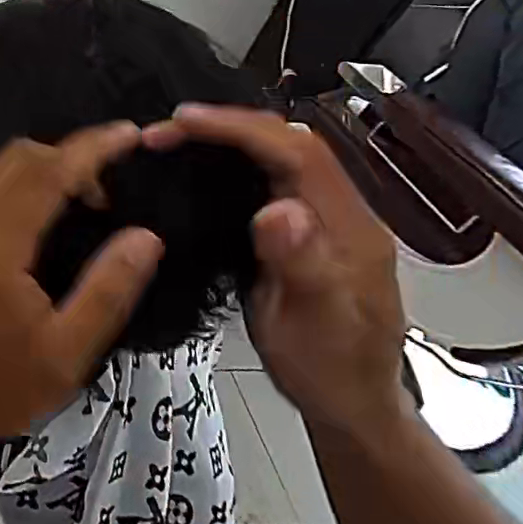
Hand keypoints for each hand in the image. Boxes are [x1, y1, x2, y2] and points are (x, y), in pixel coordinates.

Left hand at [0, 123, 163, 454]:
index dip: (93, 147)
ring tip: (80, 199)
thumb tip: (147, 235)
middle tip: (107, 192)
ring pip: (1, 160)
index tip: (130, 134)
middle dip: (72, 156)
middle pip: (24, 154)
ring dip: (45, 165)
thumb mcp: (66, 353)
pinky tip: (38, 206)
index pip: (49, 171)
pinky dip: (18, 176)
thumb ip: (108, 291)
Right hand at [144, 107, 408, 436]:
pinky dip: (234, 159)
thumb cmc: (333, 371)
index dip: (242, 129)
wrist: (353, 402)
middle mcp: (341, 210)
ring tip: (178, 138)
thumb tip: (278, 210)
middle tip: (169, 129)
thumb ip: (303, 267)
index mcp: (351, 228)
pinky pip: (270, 175)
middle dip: (229, 125)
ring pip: (278, 153)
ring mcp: (324, 215)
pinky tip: (205, 164)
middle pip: (288, 142)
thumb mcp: (316, 328)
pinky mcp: (305, 224)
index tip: (187, 121)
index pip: (298, 152)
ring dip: (229, 137)